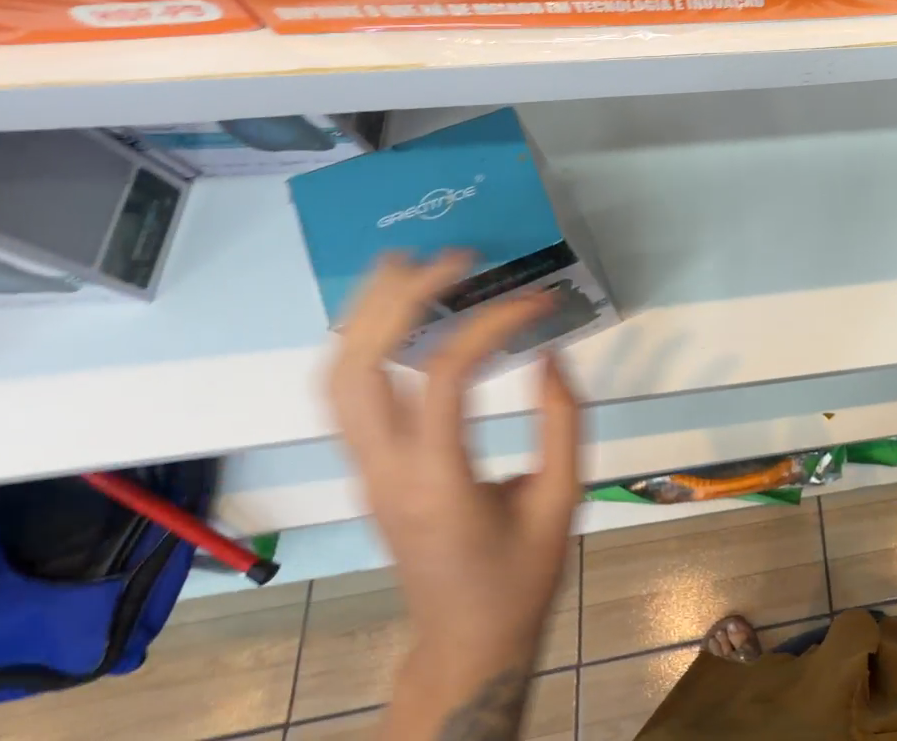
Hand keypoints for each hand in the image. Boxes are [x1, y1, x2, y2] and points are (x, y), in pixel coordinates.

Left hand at [325, 252, 580, 704]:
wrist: (466, 639)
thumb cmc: (521, 576)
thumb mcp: (562, 500)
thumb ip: (561, 423)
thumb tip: (548, 353)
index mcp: (440, 482)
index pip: (443, 377)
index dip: (491, 324)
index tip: (538, 300)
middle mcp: (385, 472)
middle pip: (356, 369)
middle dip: (396, 300)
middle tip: (450, 258)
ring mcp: (365, 472)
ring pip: (334, 380)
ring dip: (364, 315)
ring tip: (406, 266)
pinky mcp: (367, 470)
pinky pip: (346, 397)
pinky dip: (363, 344)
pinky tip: (398, 318)